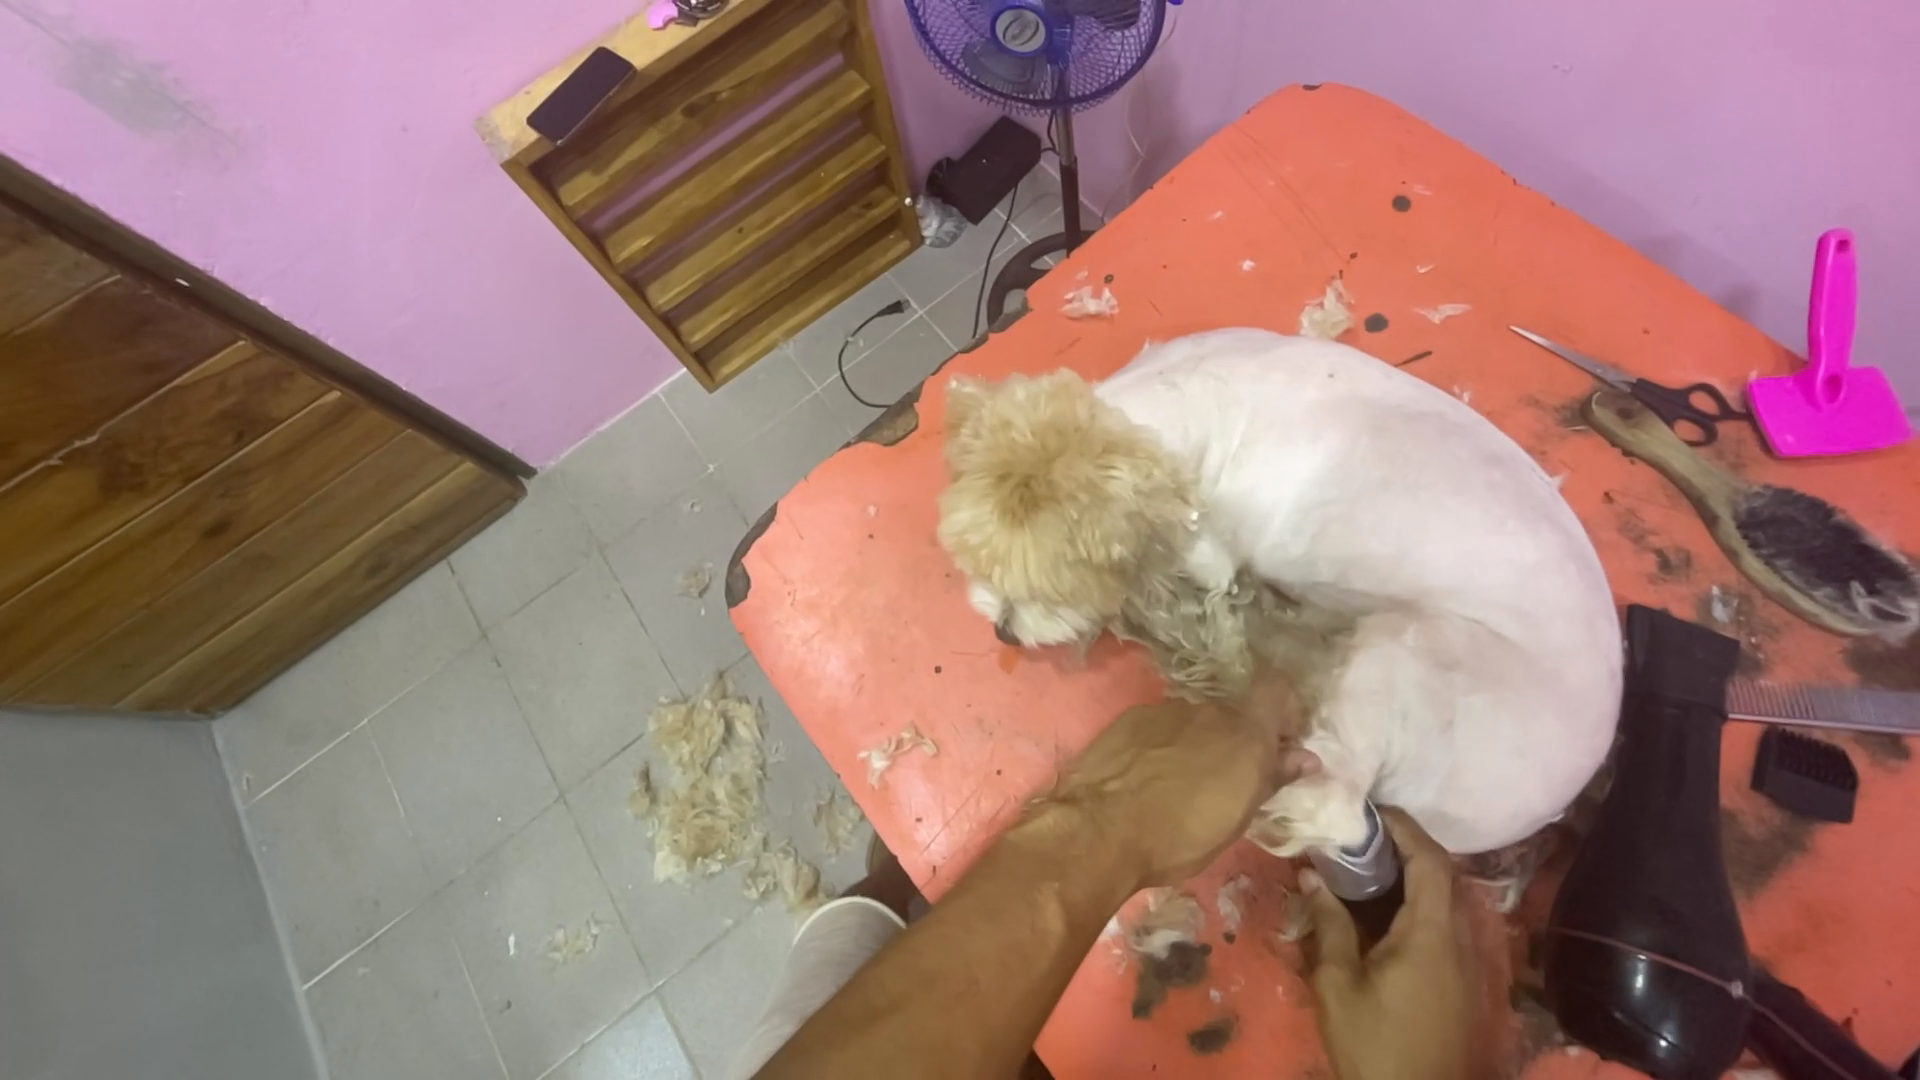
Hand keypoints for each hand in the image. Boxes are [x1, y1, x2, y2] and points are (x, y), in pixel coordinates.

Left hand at [1042, 674, 1317, 889]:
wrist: (1100, 826)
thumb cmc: (1179, 837)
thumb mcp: (1236, 819)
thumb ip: (1271, 779)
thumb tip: (1304, 758)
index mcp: (1245, 734)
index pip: (1276, 688)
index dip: (1282, 708)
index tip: (1279, 740)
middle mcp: (1208, 711)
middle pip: (1232, 714)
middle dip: (1234, 741)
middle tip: (1225, 780)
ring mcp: (1167, 710)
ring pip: (1194, 721)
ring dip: (1195, 744)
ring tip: (1177, 784)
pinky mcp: (1131, 715)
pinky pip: (1160, 725)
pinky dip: (1161, 744)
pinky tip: (1146, 774)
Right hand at [1302, 808, 1480, 1079]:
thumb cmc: (1374, 1044)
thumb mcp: (1338, 983)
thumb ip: (1328, 924)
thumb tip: (1311, 874)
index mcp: (1428, 935)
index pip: (1430, 863)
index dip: (1405, 828)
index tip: (1370, 808)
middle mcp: (1454, 941)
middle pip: (1442, 875)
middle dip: (1404, 843)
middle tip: (1359, 828)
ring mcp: (1461, 962)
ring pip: (1442, 897)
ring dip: (1409, 870)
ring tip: (1361, 856)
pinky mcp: (1456, 980)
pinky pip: (1438, 921)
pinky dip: (1412, 898)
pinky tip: (1376, 903)